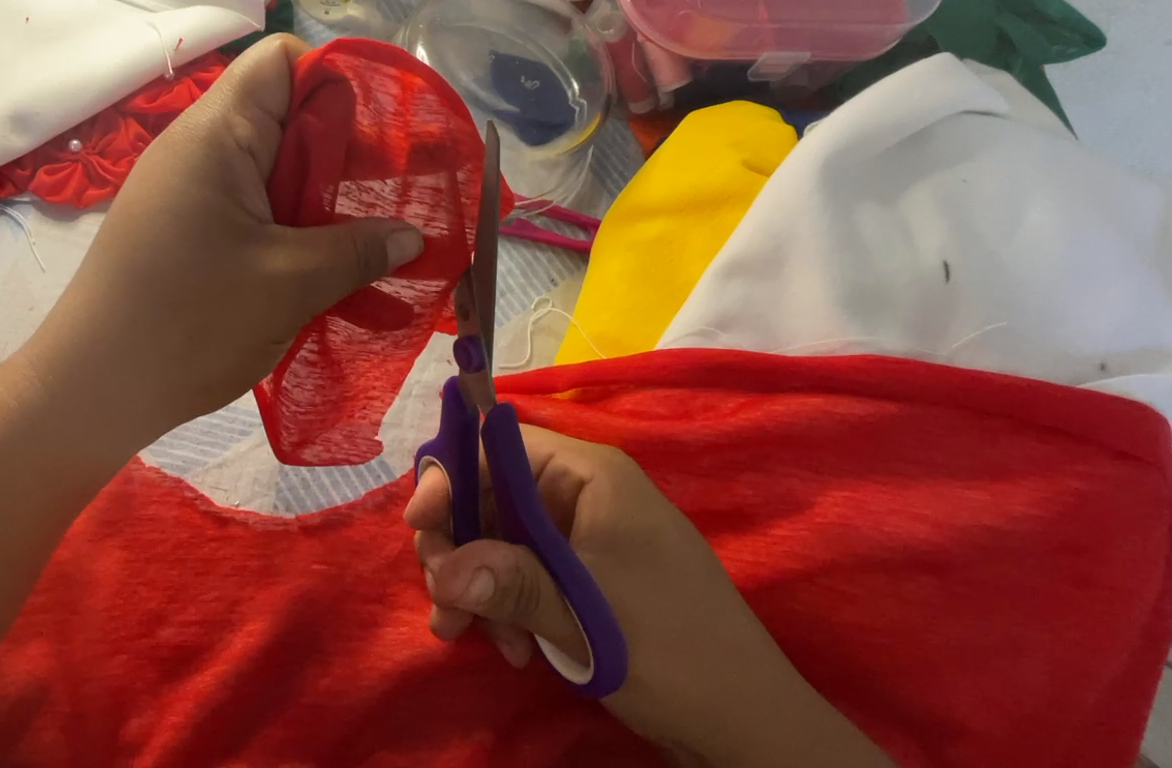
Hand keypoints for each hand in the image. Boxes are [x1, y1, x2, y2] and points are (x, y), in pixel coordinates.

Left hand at [21, 34, 423, 445]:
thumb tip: (414, 236)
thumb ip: (358, 251)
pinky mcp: (184, 229)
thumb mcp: (289, 285)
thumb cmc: (190, 322)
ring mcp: (187, 191)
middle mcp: (198, 148)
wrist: (93, 388)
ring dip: (318, 198)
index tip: (385, 134)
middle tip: (393, 194)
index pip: (282, 62)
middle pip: (283, 115)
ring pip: (270, 168)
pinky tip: (321, 265)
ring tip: (367, 235)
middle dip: (343, 150)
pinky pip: (249, 207)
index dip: (338, 81)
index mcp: (216, 134)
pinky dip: (289, 227)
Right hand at [406, 427, 891, 766]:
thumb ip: (509, 583)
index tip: (420, 525)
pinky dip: (500, 601)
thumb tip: (443, 571)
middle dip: (457, 545)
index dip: (449, 476)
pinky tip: (506, 645)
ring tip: (465, 635)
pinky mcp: (581, 569)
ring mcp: (580, 531)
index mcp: (587, 474)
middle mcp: (580, 490)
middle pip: (487, 493)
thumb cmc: (673, 651)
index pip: (494, 445)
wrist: (751, 726)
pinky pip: (520, 567)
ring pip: (497, 535)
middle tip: (441, 600)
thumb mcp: (585, 616)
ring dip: (473, 583)